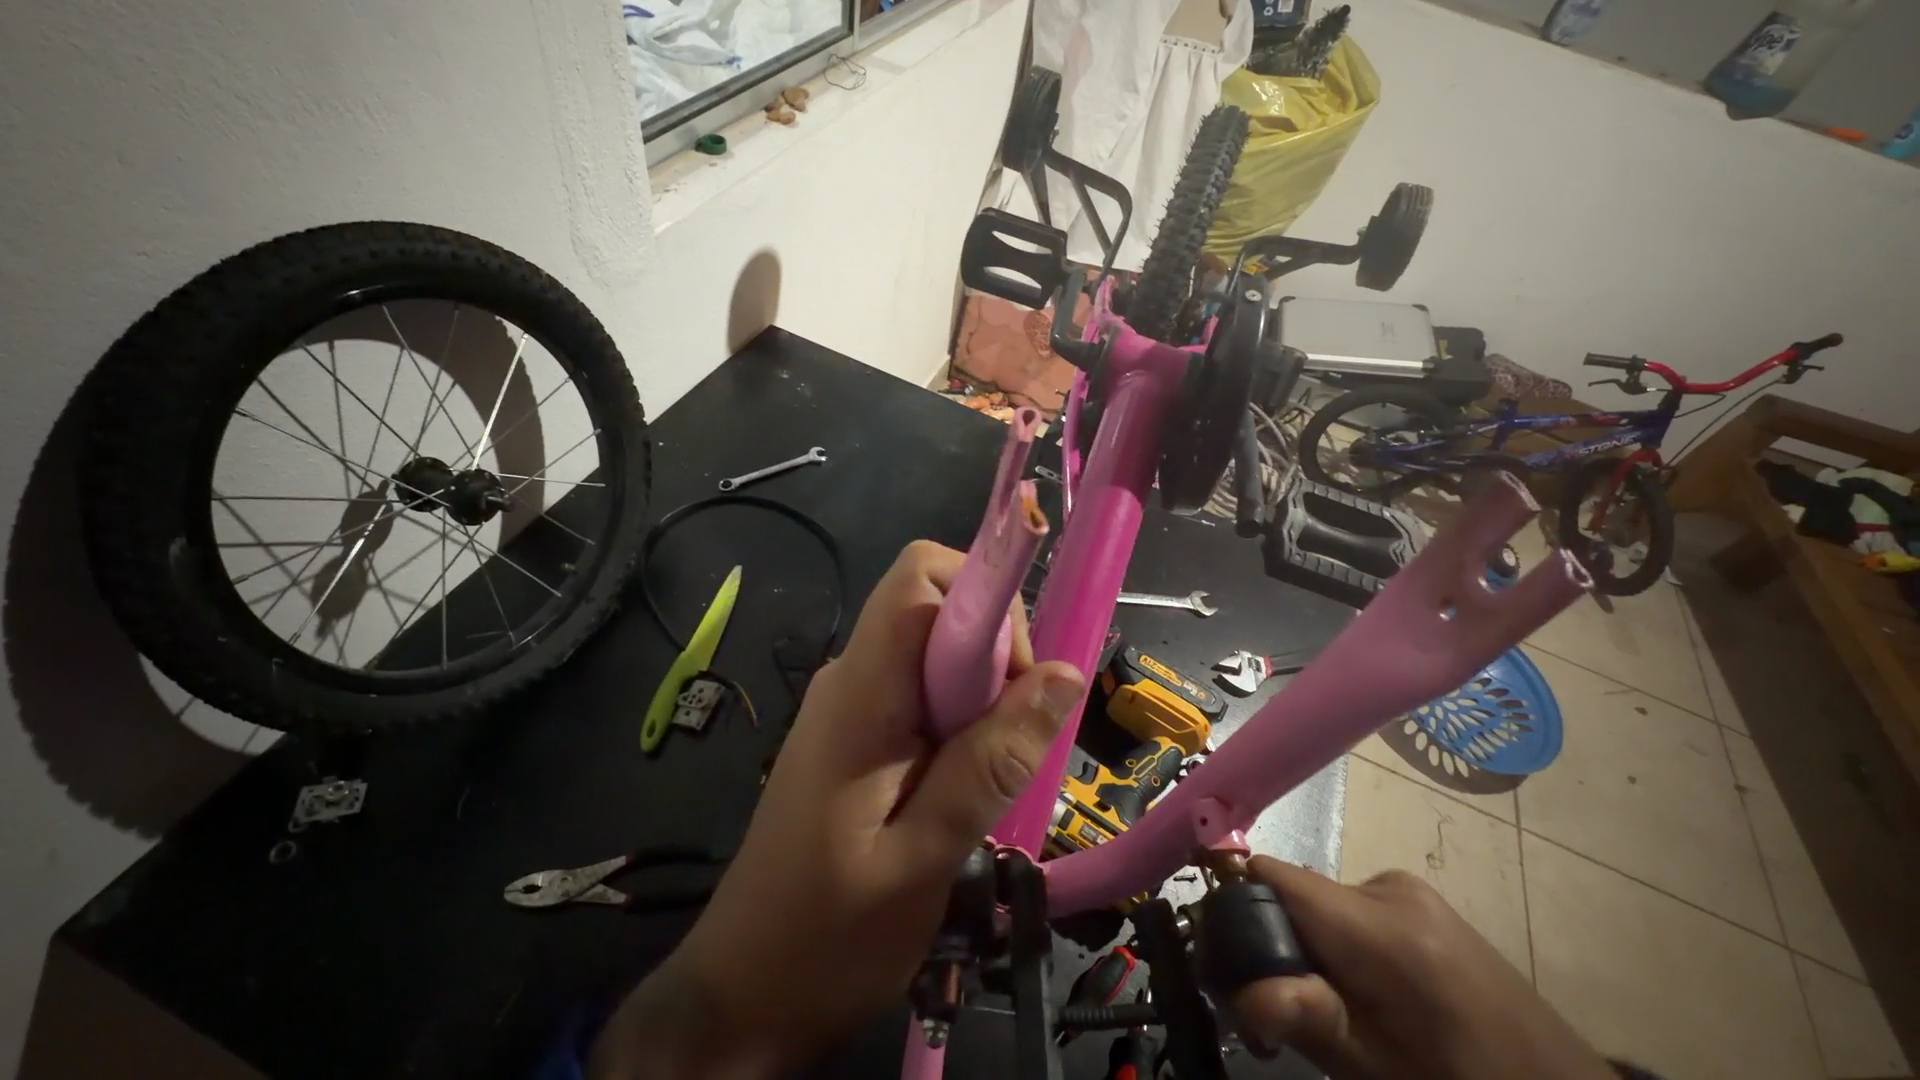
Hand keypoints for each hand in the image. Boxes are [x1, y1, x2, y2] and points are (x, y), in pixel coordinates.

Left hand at [589, 541, 1085, 1078]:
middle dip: (997, 667)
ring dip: (985, 709)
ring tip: (983, 795)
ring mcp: (852, 710)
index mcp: (859, 692)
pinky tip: (960, 801)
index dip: (986, 603)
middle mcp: (852, 681)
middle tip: (1009, 759)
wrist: (747, 992)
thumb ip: (990, 763)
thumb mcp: (924, 857)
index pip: (922, 577)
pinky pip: (925, 703)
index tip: (1020, 685)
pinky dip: (963, 733)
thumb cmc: (830, 936)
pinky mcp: (858, 741)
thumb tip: (1065, 674)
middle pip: (941, 616)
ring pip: (941, 664)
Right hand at [1231, 857, 1614, 1079]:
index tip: (1222, 960)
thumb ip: (1304, 1019)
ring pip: (1322, 902)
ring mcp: (1413, 892)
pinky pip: (1355, 909)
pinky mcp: (1426, 904)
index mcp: (1378, 926)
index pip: (1271, 877)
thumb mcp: (1374, 1069)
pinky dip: (1340, 942)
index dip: (1232, 908)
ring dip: (1308, 945)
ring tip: (1330, 1009)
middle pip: (1294, 893)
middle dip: (1272, 941)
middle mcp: (1390, 888)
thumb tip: (1233, 988)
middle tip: (1277, 1008)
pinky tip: (1365, 994)